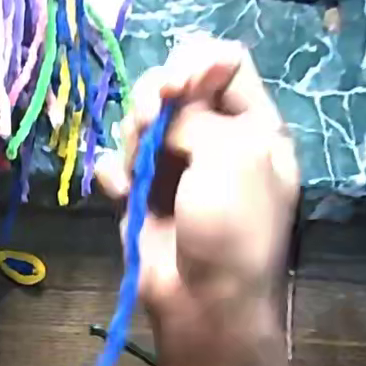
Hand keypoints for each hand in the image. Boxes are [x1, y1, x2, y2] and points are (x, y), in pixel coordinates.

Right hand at [97, 40, 299, 345]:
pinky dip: (112, 174)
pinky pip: (117, 167)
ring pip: (140, 126)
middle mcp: (212, 142)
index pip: (224, 65)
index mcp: (252, 127)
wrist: (204, 304)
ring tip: (134, 172)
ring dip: (131, 138)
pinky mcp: (139, 199)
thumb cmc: (231, 229)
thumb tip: (166, 110)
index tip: (177, 85)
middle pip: (175, 90)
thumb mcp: (233, 157)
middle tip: (148, 120)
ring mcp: (173, 172)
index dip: (196, 62)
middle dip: (154, 98)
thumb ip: (197, 116)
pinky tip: (120, 194)